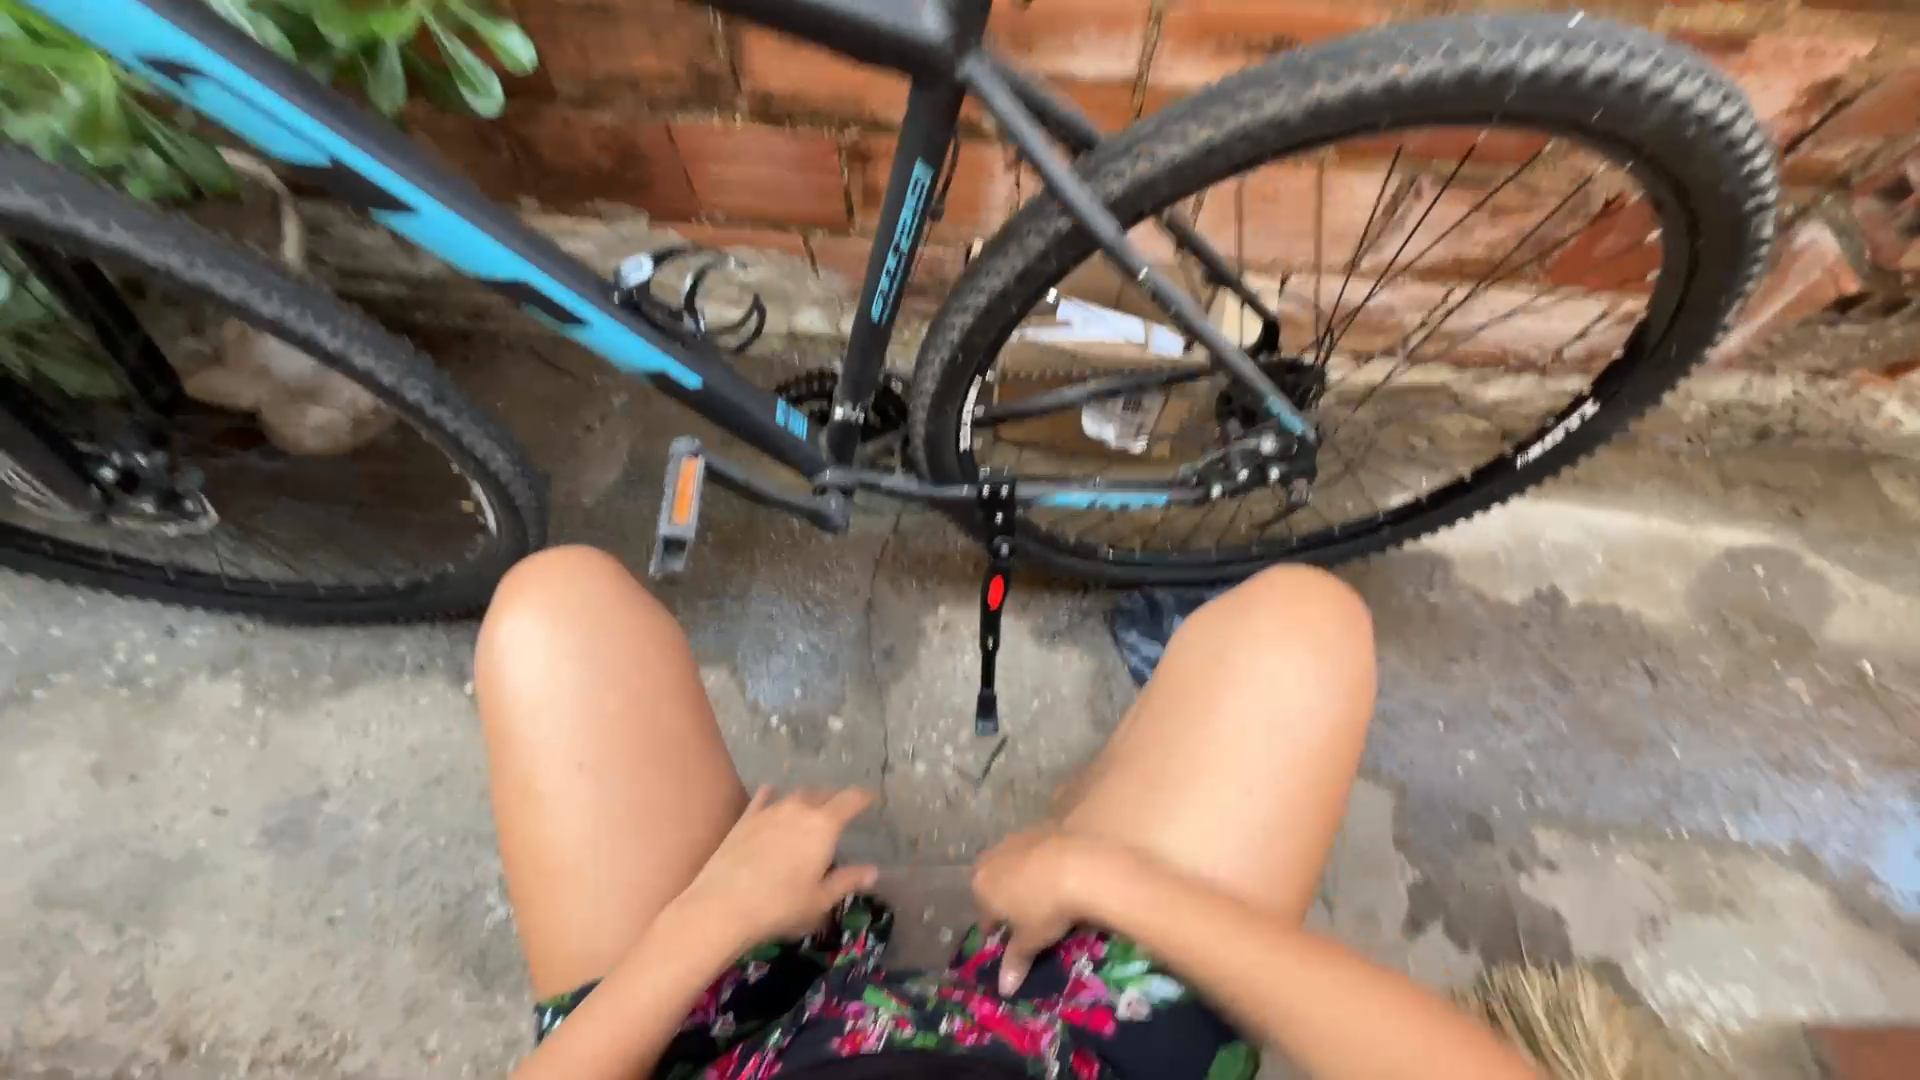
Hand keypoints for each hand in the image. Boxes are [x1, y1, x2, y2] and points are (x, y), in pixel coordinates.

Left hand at [680, 786, 878, 948]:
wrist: (722, 906)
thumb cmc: (780, 906)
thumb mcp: (820, 900)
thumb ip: (847, 881)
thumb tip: (873, 871)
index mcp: (823, 825)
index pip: (850, 800)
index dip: (863, 797)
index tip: (870, 798)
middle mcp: (799, 809)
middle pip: (822, 794)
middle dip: (834, 800)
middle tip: (840, 810)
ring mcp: (769, 811)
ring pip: (795, 796)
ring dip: (806, 800)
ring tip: (810, 808)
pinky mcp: (745, 819)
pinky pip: (763, 799)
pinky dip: (771, 795)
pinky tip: (771, 792)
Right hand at [971, 826, 1098, 995]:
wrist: (1078, 865)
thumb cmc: (1046, 908)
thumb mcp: (1030, 939)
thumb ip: (1014, 961)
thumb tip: (1003, 990)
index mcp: (981, 887)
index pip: (984, 916)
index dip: (998, 931)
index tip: (1014, 940)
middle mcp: (990, 860)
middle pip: (992, 885)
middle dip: (1004, 900)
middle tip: (1027, 917)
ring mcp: (1012, 840)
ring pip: (1009, 865)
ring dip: (1019, 878)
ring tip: (1043, 894)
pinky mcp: (1035, 828)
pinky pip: (1030, 850)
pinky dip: (1037, 861)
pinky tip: (1056, 873)